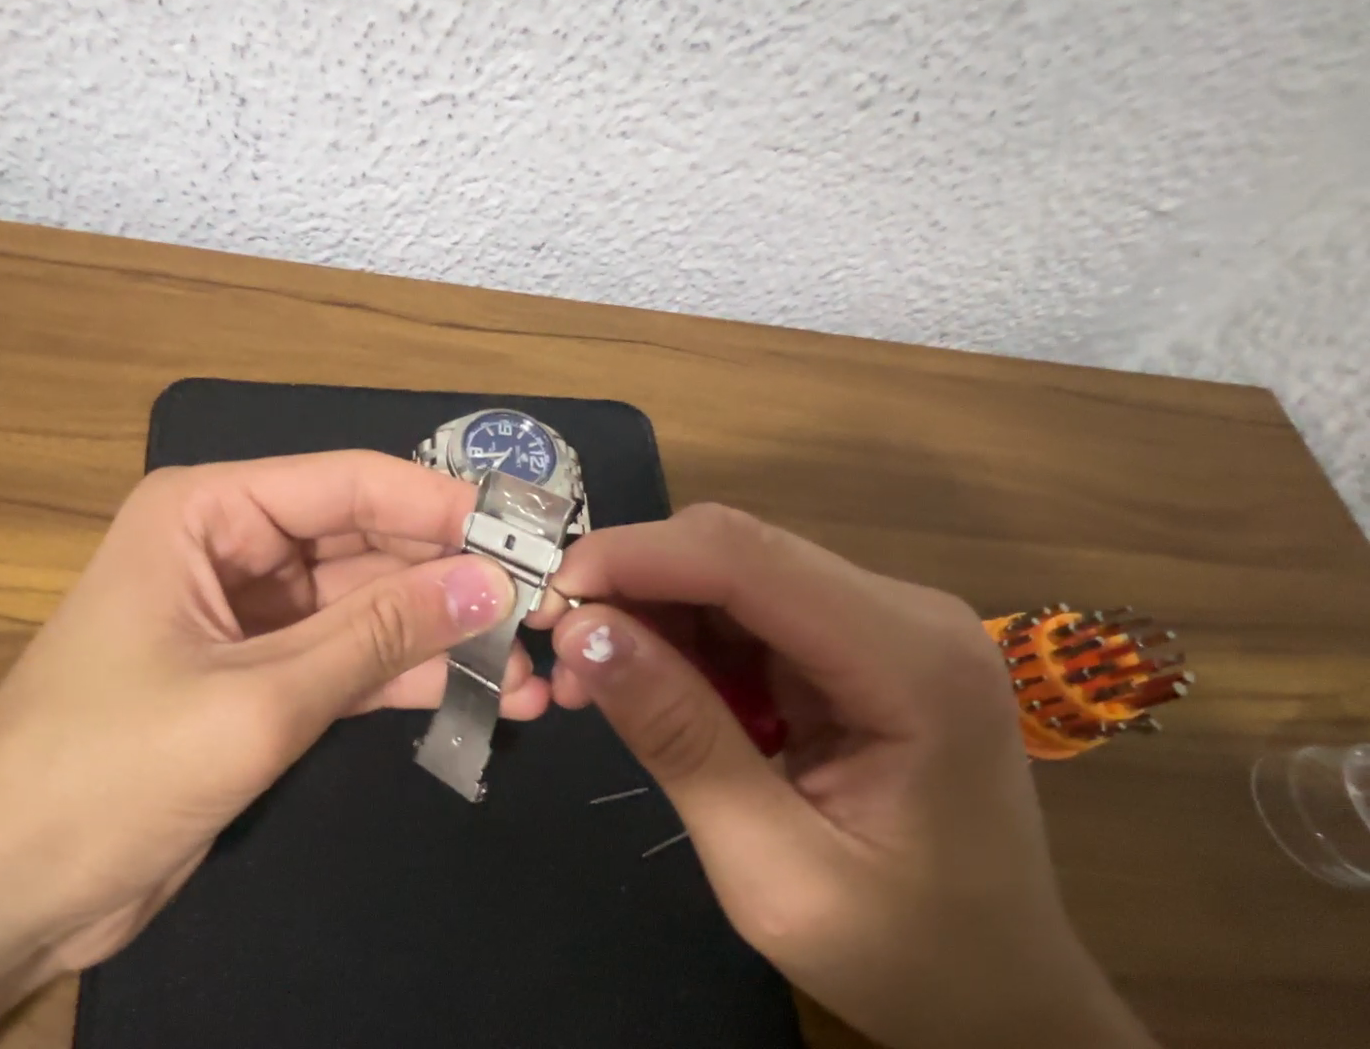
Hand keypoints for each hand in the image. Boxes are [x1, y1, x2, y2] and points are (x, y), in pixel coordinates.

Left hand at [0, 450, 545, 967]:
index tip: (531, 534)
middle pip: (366, 545)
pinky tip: (485, 697)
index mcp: (208, 512)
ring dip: (443, 637)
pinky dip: (410, 678)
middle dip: (451, 580)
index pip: (348, 484)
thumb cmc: (108, 771)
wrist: (5, 893)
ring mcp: (252, 619)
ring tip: (535, 669)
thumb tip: (491, 581)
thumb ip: (378, 636)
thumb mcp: (257, 699)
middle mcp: (233, 548)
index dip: (442, 505)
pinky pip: (351, 661)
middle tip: (546, 612)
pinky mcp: (263, 682)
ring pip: (368, 608)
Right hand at [534, 505, 1156, 1048]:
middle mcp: (903, 615)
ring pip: (725, 572)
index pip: (747, 560)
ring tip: (589, 684)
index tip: (547, 602)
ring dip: (644, 614)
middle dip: (630, 585)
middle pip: (733, 551)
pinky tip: (643, 688)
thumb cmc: (904, 954)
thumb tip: (581, 632)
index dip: (633, 559)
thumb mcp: (772, 868)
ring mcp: (879, 624)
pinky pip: (740, 612)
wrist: (998, 995)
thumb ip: (678, 738)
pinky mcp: (849, 645)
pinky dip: (676, 639)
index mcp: (911, 664)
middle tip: (558, 655)